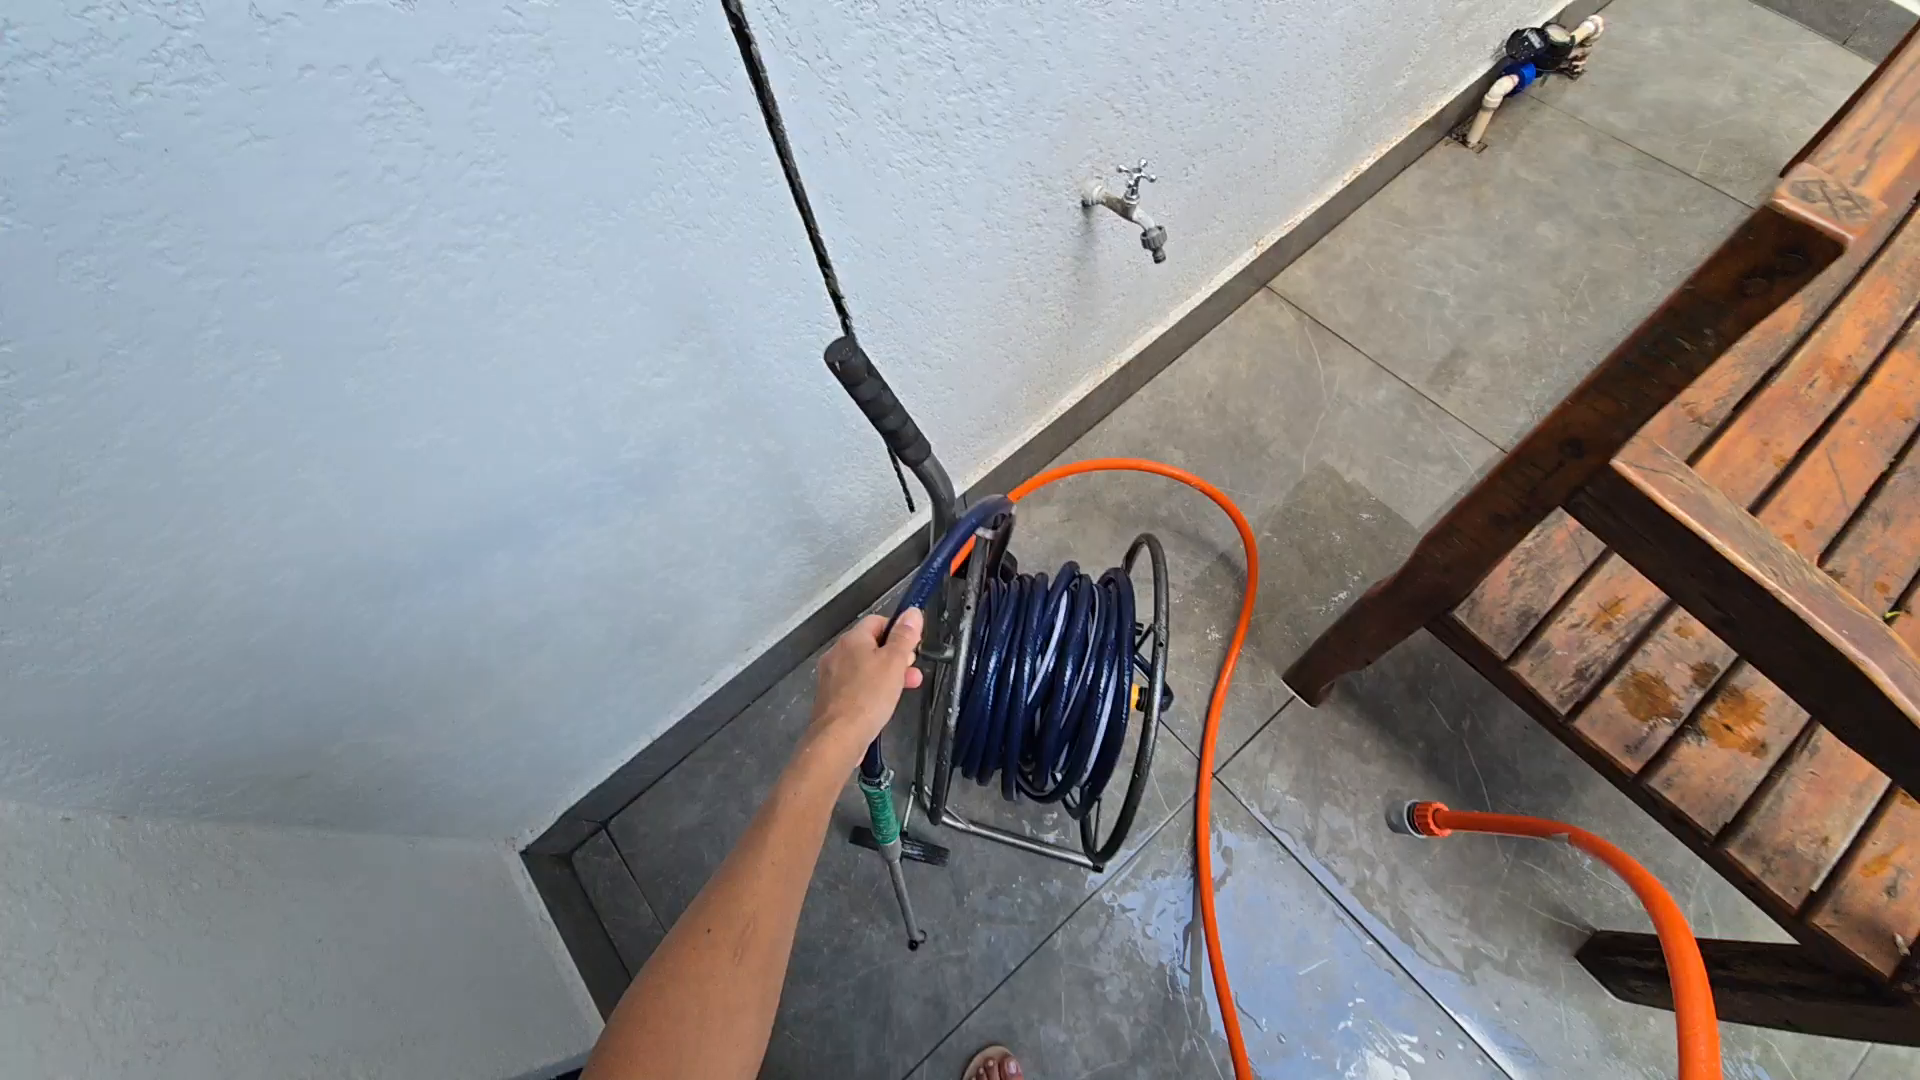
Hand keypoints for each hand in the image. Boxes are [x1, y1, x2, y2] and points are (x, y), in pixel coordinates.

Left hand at [810, 609, 924, 747]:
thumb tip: (912, 612)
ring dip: (887, 674)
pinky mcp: (831, 697)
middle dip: (896, 656)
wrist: (838, 738)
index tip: (913, 646)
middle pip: (872, 645)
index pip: (878, 621)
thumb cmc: (868, 697)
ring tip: (905, 688)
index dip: (898, 631)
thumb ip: (904, 636)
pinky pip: (856, 685)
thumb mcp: (894, 662)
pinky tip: (883, 703)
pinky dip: (872, 690)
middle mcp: (837, 654)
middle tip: (911, 670)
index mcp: (852, 639)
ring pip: (865, 667)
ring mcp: (832, 676)